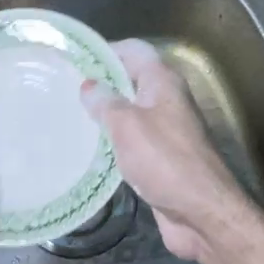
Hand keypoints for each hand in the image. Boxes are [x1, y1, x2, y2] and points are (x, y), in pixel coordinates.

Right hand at [80, 39, 256, 261]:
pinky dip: (112, 145)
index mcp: (163, 83)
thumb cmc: (165, 162)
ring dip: (103, 117)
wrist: (201, 213)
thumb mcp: (128, 126)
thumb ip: (106, 103)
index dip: (106, 50)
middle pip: (130, 82)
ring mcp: (165, 133)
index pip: (134, 51)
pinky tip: (87, 152)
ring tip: (67, 119)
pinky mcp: (160, 161)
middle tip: (61, 91)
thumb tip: (89, 85)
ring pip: (130, 115)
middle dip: (100, 85)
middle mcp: (167, 102)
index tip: (73, 59)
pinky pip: (132, 144)